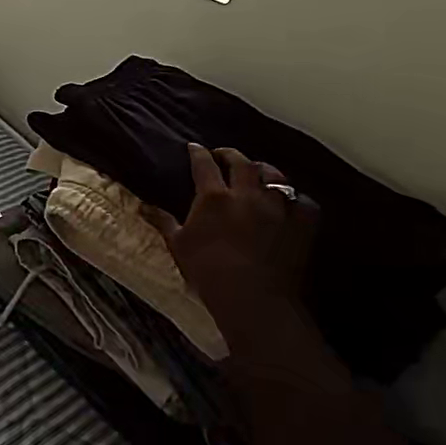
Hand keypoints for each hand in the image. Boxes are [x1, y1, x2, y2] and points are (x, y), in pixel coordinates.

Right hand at [147, 144, 318, 353]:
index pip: (204, 164)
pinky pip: (303, 201)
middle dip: (230, 154)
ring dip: (263, 170)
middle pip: (241, 162)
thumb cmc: (207, 271)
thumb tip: (143, 207)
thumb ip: (164, 222)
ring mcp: (277, 208)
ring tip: (257, 171)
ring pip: (274, 176)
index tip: (194, 147)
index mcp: (214, 197)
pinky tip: (290, 202)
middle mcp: (247, 194)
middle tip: (223, 155)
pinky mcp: (301, 224)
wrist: (252, 297)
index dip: (198, 153)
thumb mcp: (179, 245)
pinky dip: (295, 198)